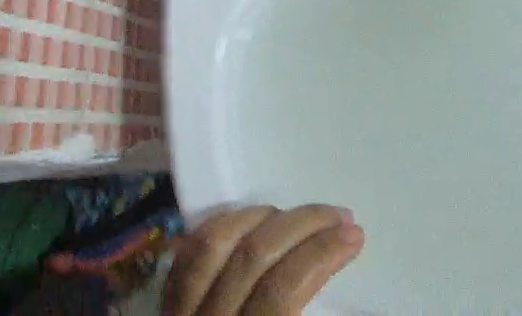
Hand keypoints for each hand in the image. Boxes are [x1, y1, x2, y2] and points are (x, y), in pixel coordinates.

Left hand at [163, 205, 364, 315]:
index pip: (280, 292)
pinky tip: (255, 221)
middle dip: (304, 225)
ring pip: (214, 246)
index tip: (356, 236)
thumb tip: (343, 285)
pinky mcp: (165, 312)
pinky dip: (223, 227)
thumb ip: (300, 313)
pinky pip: (189, 256)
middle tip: (342, 216)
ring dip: (264, 218)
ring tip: (299, 216)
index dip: (322, 255)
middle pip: (252, 258)